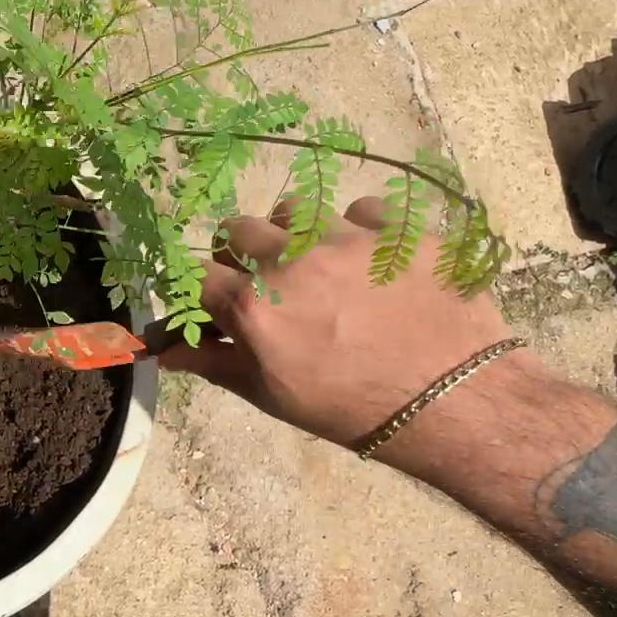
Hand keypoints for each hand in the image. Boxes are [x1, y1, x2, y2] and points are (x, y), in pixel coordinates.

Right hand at [161, 197, 519, 450]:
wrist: (453, 403)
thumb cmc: (346, 407)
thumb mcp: (268, 392)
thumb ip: (212, 363)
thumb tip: (163, 353)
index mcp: (251, 304)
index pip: (193, 274)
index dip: (195, 285)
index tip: (206, 297)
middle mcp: (290, 262)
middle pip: (235, 229)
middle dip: (236, 252)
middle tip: (257, 277)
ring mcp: (348, 240)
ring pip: (293, 210)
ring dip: (289, 232)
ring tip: (311, 259)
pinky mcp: (400, 232)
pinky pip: (363, 209)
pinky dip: (357, 229)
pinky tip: (368, 258)